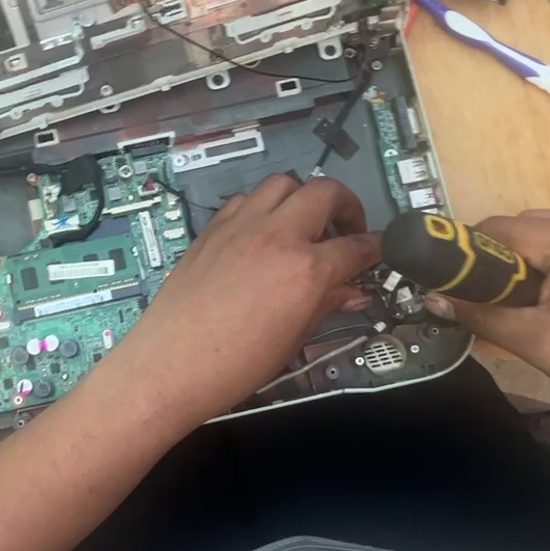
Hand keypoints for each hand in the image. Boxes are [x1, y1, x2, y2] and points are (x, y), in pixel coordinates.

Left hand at [102, 175, 381, 429]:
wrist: (170, 366)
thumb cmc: (231, 366)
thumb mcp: (293, 340)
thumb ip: (326, 306)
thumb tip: (351, 293)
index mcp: (304, 270)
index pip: (356, 247)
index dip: (376, 249)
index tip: (379, 251)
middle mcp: (275, 236)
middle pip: (325, 192)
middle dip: (346, 206)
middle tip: (347, 231)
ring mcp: (240, 228)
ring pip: (283, 184)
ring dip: (302, 198)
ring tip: (304, 225)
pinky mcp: (212, 230)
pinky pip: (245, 199)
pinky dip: (263, 207)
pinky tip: (263, 232)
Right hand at [425, 211, 549, 446]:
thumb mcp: (536, 341)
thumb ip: (479, 314)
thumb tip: (431, 299)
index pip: (499, 227)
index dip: (466, 255)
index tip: (450, 287)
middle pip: (525, 228)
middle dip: (496, 262)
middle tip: (483, 304)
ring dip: (525, 267)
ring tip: (518, 310)